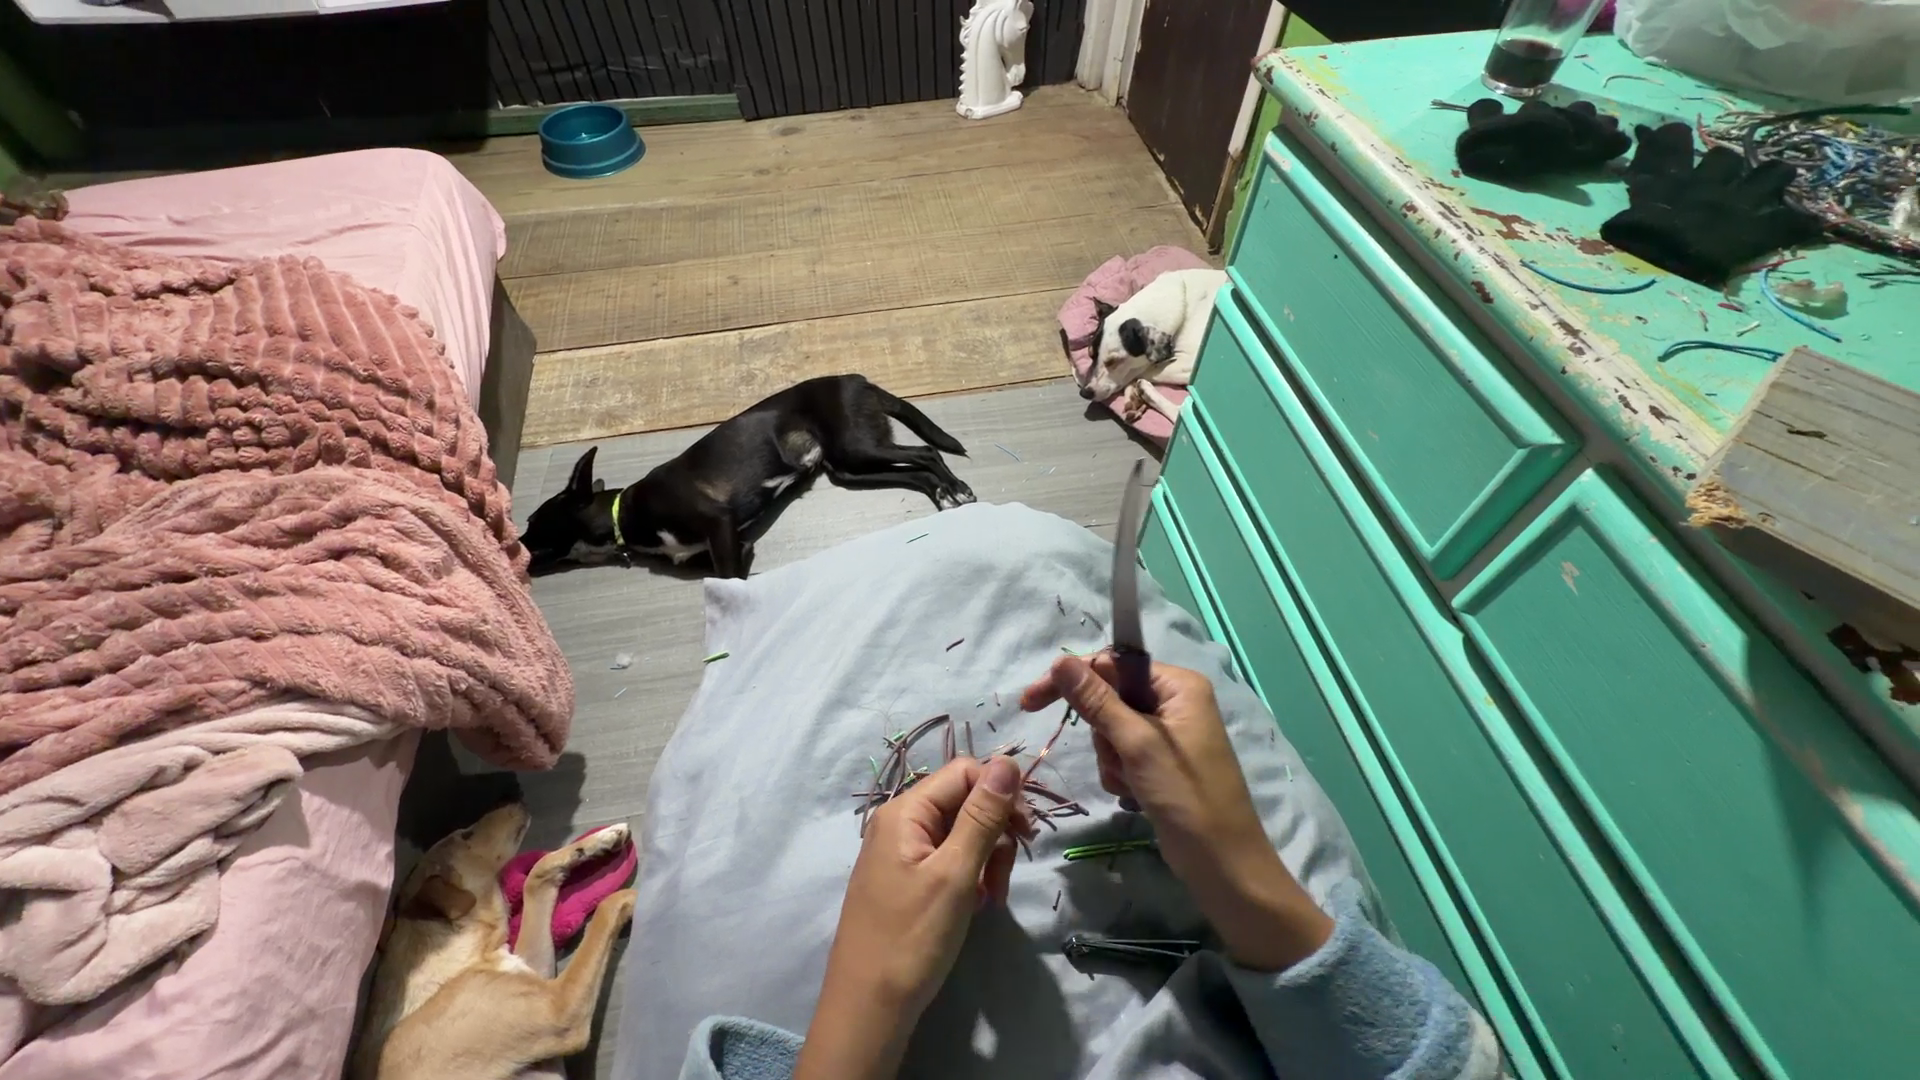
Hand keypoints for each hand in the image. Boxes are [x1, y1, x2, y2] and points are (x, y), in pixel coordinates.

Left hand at [795, 756, 1029, 1079]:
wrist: (868, 1009)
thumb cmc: (912, 938)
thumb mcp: (955, 874)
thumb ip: (982, 815)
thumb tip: (1006, 760)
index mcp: (906, 810)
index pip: (965, 771)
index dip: (1001, 793)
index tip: (1026, 833)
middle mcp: (900, 821)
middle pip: (965, 800)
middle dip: (995, 832)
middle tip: (1005, 877)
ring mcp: (902, 850)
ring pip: (961, 831)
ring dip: (987, 858)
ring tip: (992, 898)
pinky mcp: (907, 877)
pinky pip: (949, 857)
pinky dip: (970, 875)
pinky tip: (978, 904)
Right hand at [1021, 654, 1332, 971]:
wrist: (1223, 865)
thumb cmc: (1186, 797)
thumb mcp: (1137, 745)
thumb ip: (1097, 700)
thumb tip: (1060, 661)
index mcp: (1178, 685)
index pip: (1112, 663)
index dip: (1072, 679)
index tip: (1031, 701)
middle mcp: (1174, 701)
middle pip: (1109, 696)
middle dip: (1101, 731)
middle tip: (1111, 760)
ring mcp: (1168, 732)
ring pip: (1110, 728)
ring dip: (1110, 757)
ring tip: (1130, 782)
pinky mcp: (1160, 761)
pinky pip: (1121, 752)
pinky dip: (1118, 772)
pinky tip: (1133, 794)